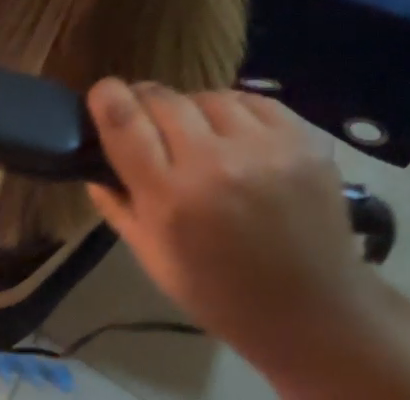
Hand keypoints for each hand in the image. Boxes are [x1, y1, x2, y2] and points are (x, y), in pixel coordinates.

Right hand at [84, 80, 374, 370]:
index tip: (104, 97)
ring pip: (205, 95)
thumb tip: (92, 158)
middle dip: (149, 106)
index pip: (122, 117)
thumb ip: (117, 204)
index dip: (106, 96)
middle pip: (161, 96)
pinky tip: (241, 141)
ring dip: (196, 112)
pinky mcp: (301, 138)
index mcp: (171, 199)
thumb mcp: (155, 260)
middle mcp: (214, 164)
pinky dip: (237, 114)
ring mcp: (263, 147)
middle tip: (157, 131)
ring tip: (205, 141)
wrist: (317, 313)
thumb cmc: (224, 294)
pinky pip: (250, 99)